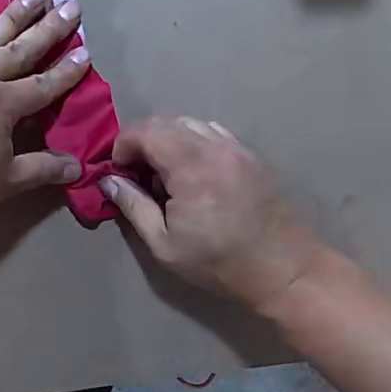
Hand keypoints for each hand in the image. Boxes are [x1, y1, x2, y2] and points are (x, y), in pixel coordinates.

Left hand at [0, 0, 90, 229]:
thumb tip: (76, 168)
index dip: (67, 71)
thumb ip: (42, 168)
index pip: (43, 84)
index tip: (87, 52)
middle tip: (71, 5)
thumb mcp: (6, 181)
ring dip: (12, 16)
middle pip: (20, 49)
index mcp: (2, 103)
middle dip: (48, 28)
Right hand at [101, 117, 327, 312]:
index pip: (146, 131)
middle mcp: (215, 147)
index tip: (118, 173)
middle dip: (141, 142)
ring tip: (162, 175)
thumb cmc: (216, 263)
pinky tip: (190, 173)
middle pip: (166, 122)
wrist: (282, 269)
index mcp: (192, 168)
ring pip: (189, 123)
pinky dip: (191, 142)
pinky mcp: (249, 155)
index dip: (122, 146)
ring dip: (166, 140)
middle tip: (135, 175)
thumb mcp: (163, 244)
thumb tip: (108, 181)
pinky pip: (211, 132)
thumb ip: (132, 206)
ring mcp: (236, 148)